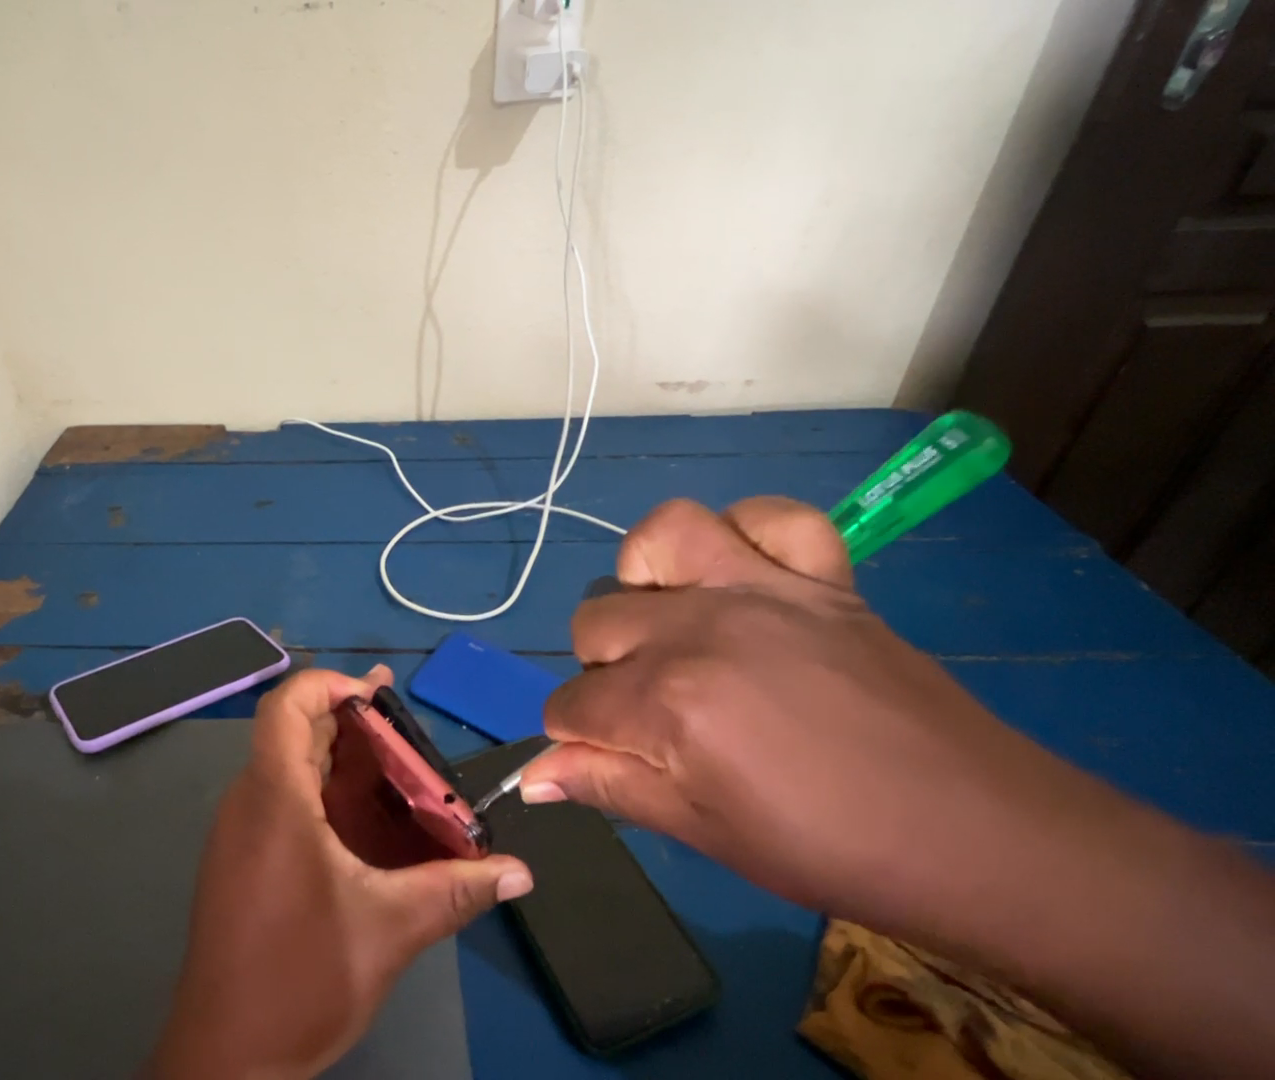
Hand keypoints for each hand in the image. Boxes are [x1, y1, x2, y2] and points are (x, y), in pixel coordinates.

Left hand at [147, 667, 531, 1079]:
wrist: (226, 1056)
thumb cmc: (302, 977)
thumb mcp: (390, 929)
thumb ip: (456, 891)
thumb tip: (520, 872)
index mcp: (274, 799)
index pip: (286, 705)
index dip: (328, 684)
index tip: (377, 696)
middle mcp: (247, 804)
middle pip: (291, 733)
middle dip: (346, 718)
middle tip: (400, 718)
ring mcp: (236, 835)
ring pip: (285, 769)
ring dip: (334, 757)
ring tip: (391, 763)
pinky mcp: (237, 863)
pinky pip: (278, 803)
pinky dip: (319, 792)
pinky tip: (360, 821)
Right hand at [520, 497, 1274, 1077]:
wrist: (978, 835)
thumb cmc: (827, 849)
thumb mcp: (703, 830)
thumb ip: (609, 788)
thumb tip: (533, 777)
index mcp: (666, 702)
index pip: (570, 705)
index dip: (575, 738)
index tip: (606, 759)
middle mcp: (699, 628)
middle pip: (595, 622)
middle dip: (603, 672)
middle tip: (651, 715)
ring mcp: (764, 590)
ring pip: (662, 536)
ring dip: (647, 577)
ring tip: (673, 622)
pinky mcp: (823, 577)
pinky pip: (772, 516)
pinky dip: (749, 532)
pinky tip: (747, 577)